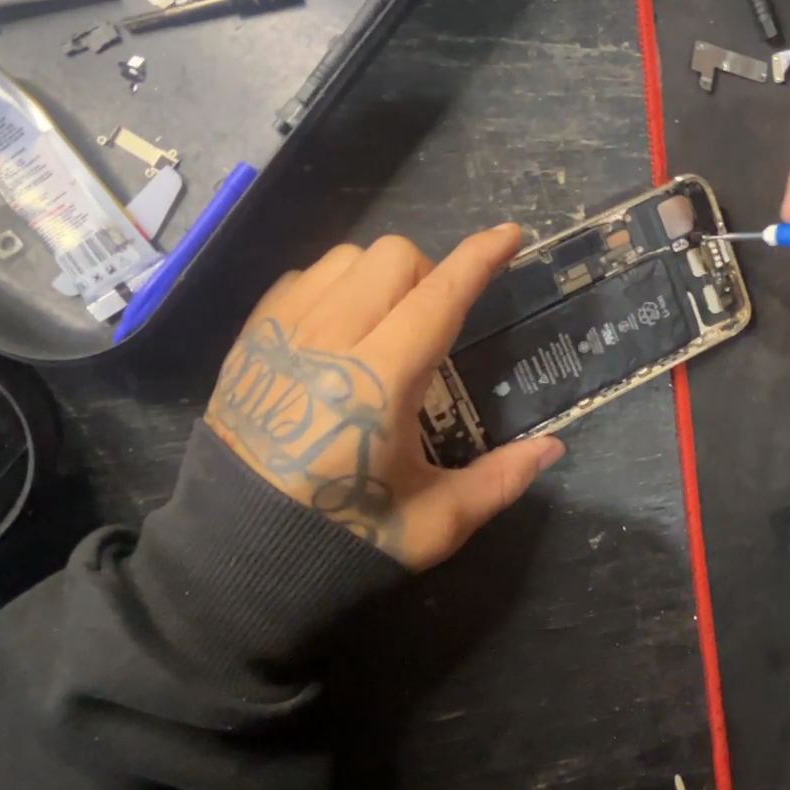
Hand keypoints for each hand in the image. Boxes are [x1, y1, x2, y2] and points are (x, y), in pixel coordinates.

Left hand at [205, 226, 564, 569]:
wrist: (236, 554)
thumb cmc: (345, 535)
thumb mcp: (435, 522)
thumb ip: (499, 481)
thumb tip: (552, 449)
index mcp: (379, 381)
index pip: (440, 296)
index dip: (480, 259)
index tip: (509, 234)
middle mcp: (329, 340)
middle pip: (393, 257)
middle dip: (430, 274)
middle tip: (434, 327)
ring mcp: (281, 333)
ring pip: (345, 258)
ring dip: (381, 277)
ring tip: (387, 325)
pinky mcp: (250, 340)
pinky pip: (301, 278)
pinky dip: (334, 287)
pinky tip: (339, 331)